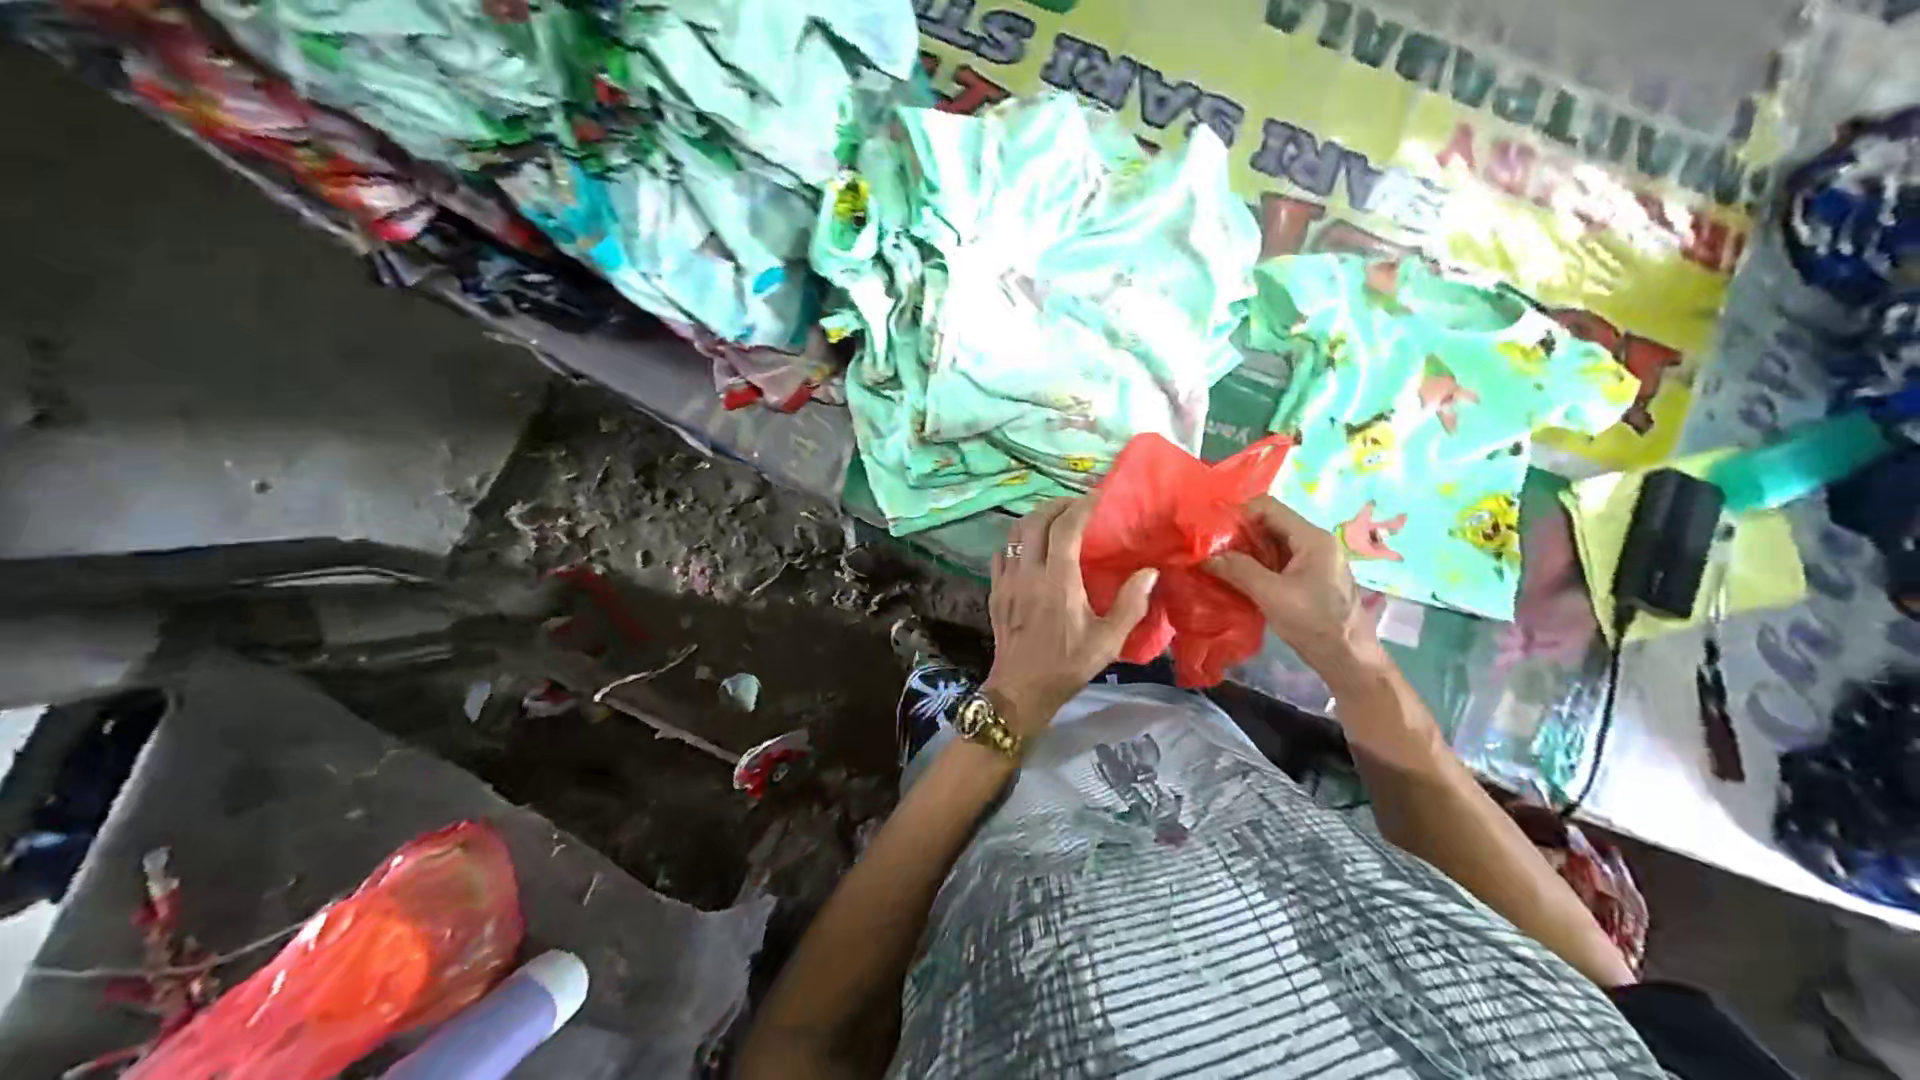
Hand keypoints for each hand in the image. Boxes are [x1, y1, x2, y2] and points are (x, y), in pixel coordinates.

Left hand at [983, 496, 1157, 737]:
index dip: (1081, 506)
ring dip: (1035, 519)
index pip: (1065, 528)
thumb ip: (1130, 604)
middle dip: (1057, 505)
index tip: (1098, 497)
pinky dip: (1016, 541)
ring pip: (1014, 533)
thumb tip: (1149, 572)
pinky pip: (1002, 553)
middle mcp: (1028, 573)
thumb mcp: (1107, 640)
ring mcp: (1006, 581)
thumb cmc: (1067, 665)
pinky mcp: (994, 591)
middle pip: (1035, 521)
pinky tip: (1030, 549)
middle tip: (1077, 506)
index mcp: (1058, 582)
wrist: (1021, 690)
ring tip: (1055, 520)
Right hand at [1204, 496, 1386, 691]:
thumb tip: (1205, 556)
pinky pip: (1276, 560)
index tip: (1211, 531)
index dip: (1237, 513)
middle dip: (1237, 533)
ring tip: (1217, 562)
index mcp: (1311, 538)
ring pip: (1271, 542)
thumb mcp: (1271, 595)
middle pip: (1269, 523)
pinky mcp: (1307, 576)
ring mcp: (1312, 560)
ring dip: (1244, 550)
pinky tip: (1236, 576)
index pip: (1268, 507)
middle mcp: (1314, 541)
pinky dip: (1255, 564)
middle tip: (1209, 548)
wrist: (1347, 658)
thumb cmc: (1314, 622)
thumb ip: (1238, 569)